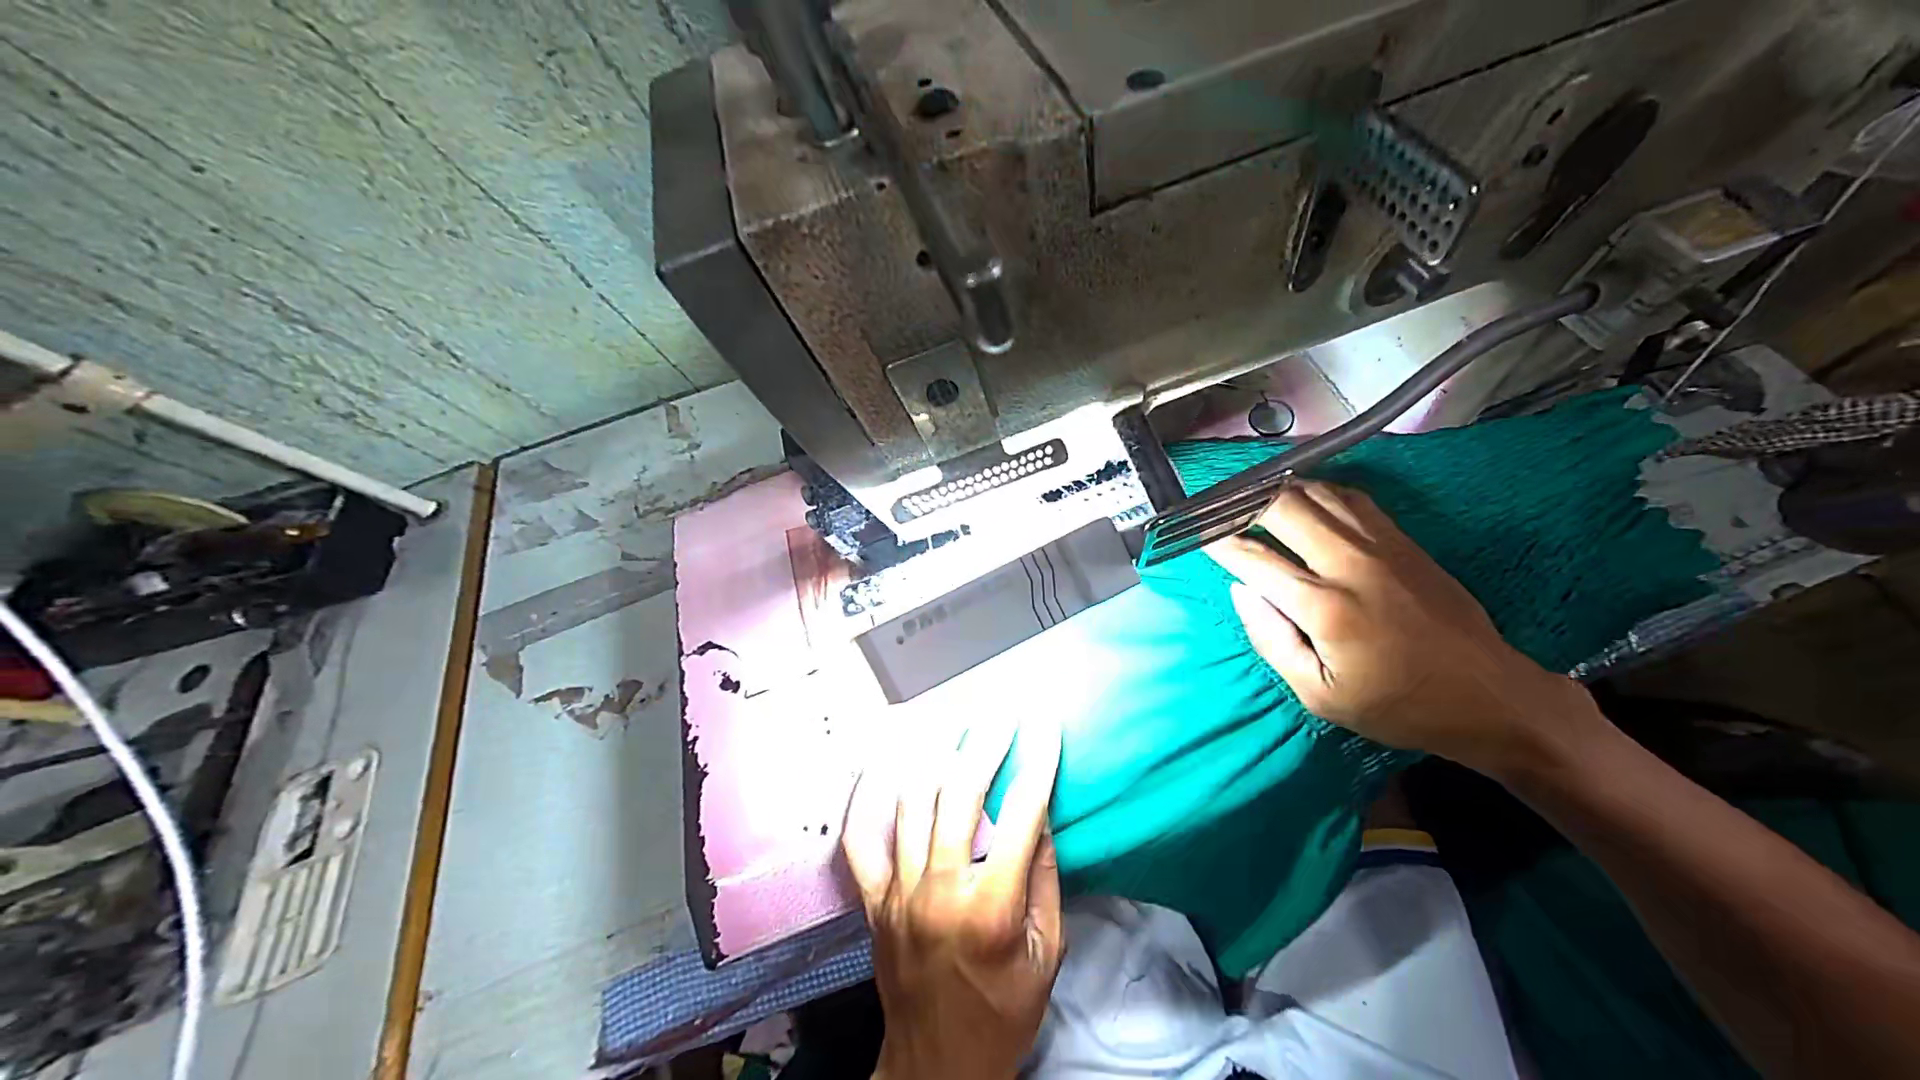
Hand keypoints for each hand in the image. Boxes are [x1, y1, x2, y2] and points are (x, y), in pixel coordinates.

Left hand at [842, 716, 1064, 1079]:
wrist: (938, 1064)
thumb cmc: (1003, 1012)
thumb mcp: (1045, 952)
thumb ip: (1041, 878)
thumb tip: (1038, 815)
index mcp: (991, 907)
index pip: (1021, 815)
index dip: (1037, 763)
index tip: (1045, 727)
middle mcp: (939, 889)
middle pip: (961, 794)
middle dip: (986, 743)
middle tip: (1001, 713)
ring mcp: (898, 891)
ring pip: (911, 801)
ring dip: (934, 755)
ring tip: (953, 722)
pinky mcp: (873, 899)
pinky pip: (862, 837)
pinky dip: (869, 796)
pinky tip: (884, 762)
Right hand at [1205, 480, 1601, 776]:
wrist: (1490, 696)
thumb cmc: (1397, 706)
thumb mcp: (1319, 695)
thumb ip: (1271, 640)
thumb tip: (1242, 590)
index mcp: (1325, 608)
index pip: (1254, 558)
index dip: (1217, 542)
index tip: (1193, 534)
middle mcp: (1351, 565)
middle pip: (1283, 508)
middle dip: (1242, 505)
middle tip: (1218, 512)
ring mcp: (1383, 547)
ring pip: (1318, 494)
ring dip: (1279, 492)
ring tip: (1251, 500)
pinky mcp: (1406, 543)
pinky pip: (1353, 499)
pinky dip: (1318, 492)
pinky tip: (1303, 501)